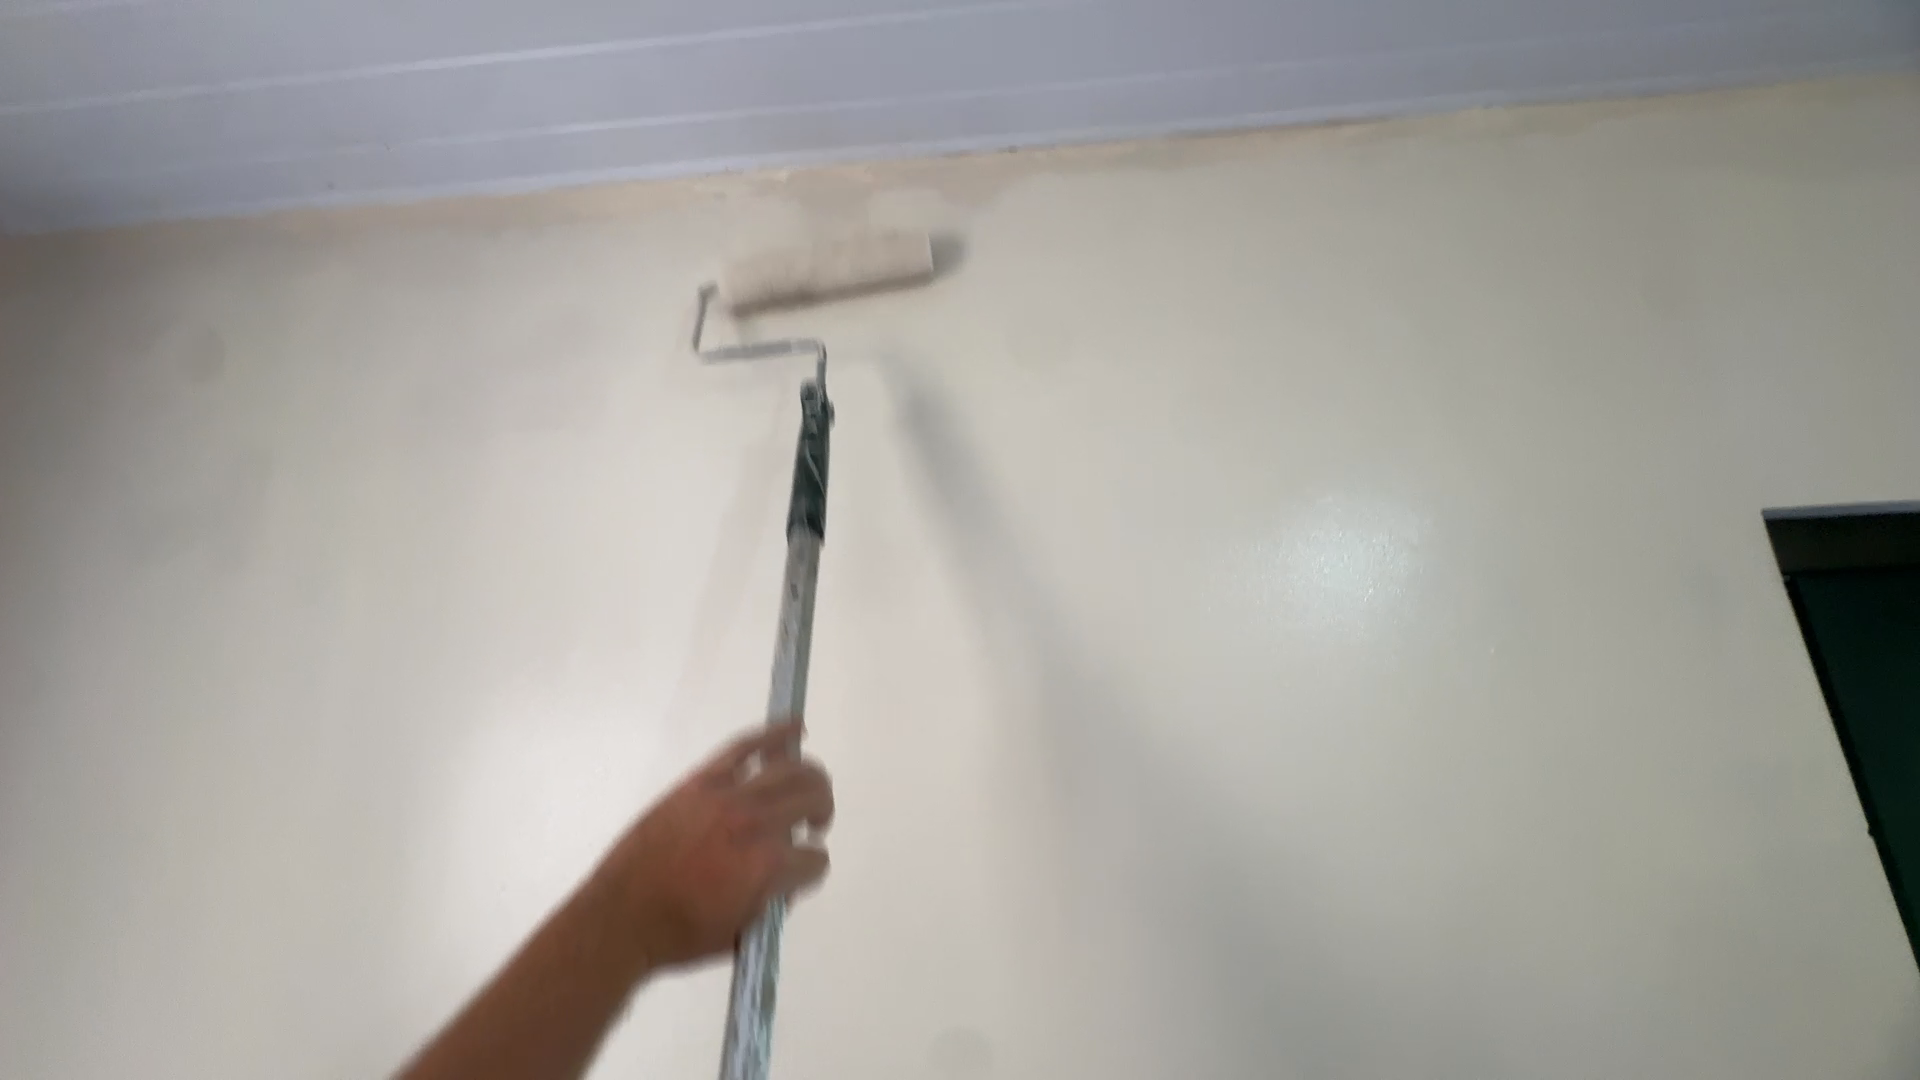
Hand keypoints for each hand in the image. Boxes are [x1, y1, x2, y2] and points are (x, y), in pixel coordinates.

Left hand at [589, 723, 833, 971]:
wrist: (618, 919)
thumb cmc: (679, 935)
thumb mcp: (742, 933)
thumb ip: (774, 899)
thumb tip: (788, 873)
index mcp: (767, 867)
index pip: (815, 858)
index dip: (810, 869)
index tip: (797, 875)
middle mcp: (756, 824)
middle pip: (814, 798)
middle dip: (821, 813)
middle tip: (813, 824)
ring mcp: (729, 796)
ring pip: (791, 769)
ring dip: (811, 778)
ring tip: (806, 791)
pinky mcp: (704, 780)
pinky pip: (747, 745)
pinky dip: (777, 733)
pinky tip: (796, 730)